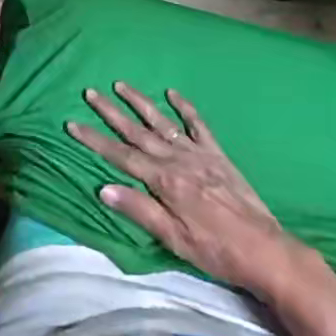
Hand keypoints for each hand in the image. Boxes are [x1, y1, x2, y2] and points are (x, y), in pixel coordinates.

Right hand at [67, 82, 306, 292]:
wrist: (263, 248)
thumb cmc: (215, 250)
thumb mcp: (174, 239)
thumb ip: (140, 210)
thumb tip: (104, 187)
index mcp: (165, 182)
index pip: (121, 156)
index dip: (95, 140)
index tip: (73, 123)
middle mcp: (179, 160)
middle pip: (138, 132)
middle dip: (111, 113)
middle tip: (90, 93)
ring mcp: (199, 154)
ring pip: (163, 122)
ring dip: (141, 103)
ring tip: (122, 84)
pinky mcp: (217, 155)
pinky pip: (198, 125)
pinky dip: (185, 107)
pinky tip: (173, 93)